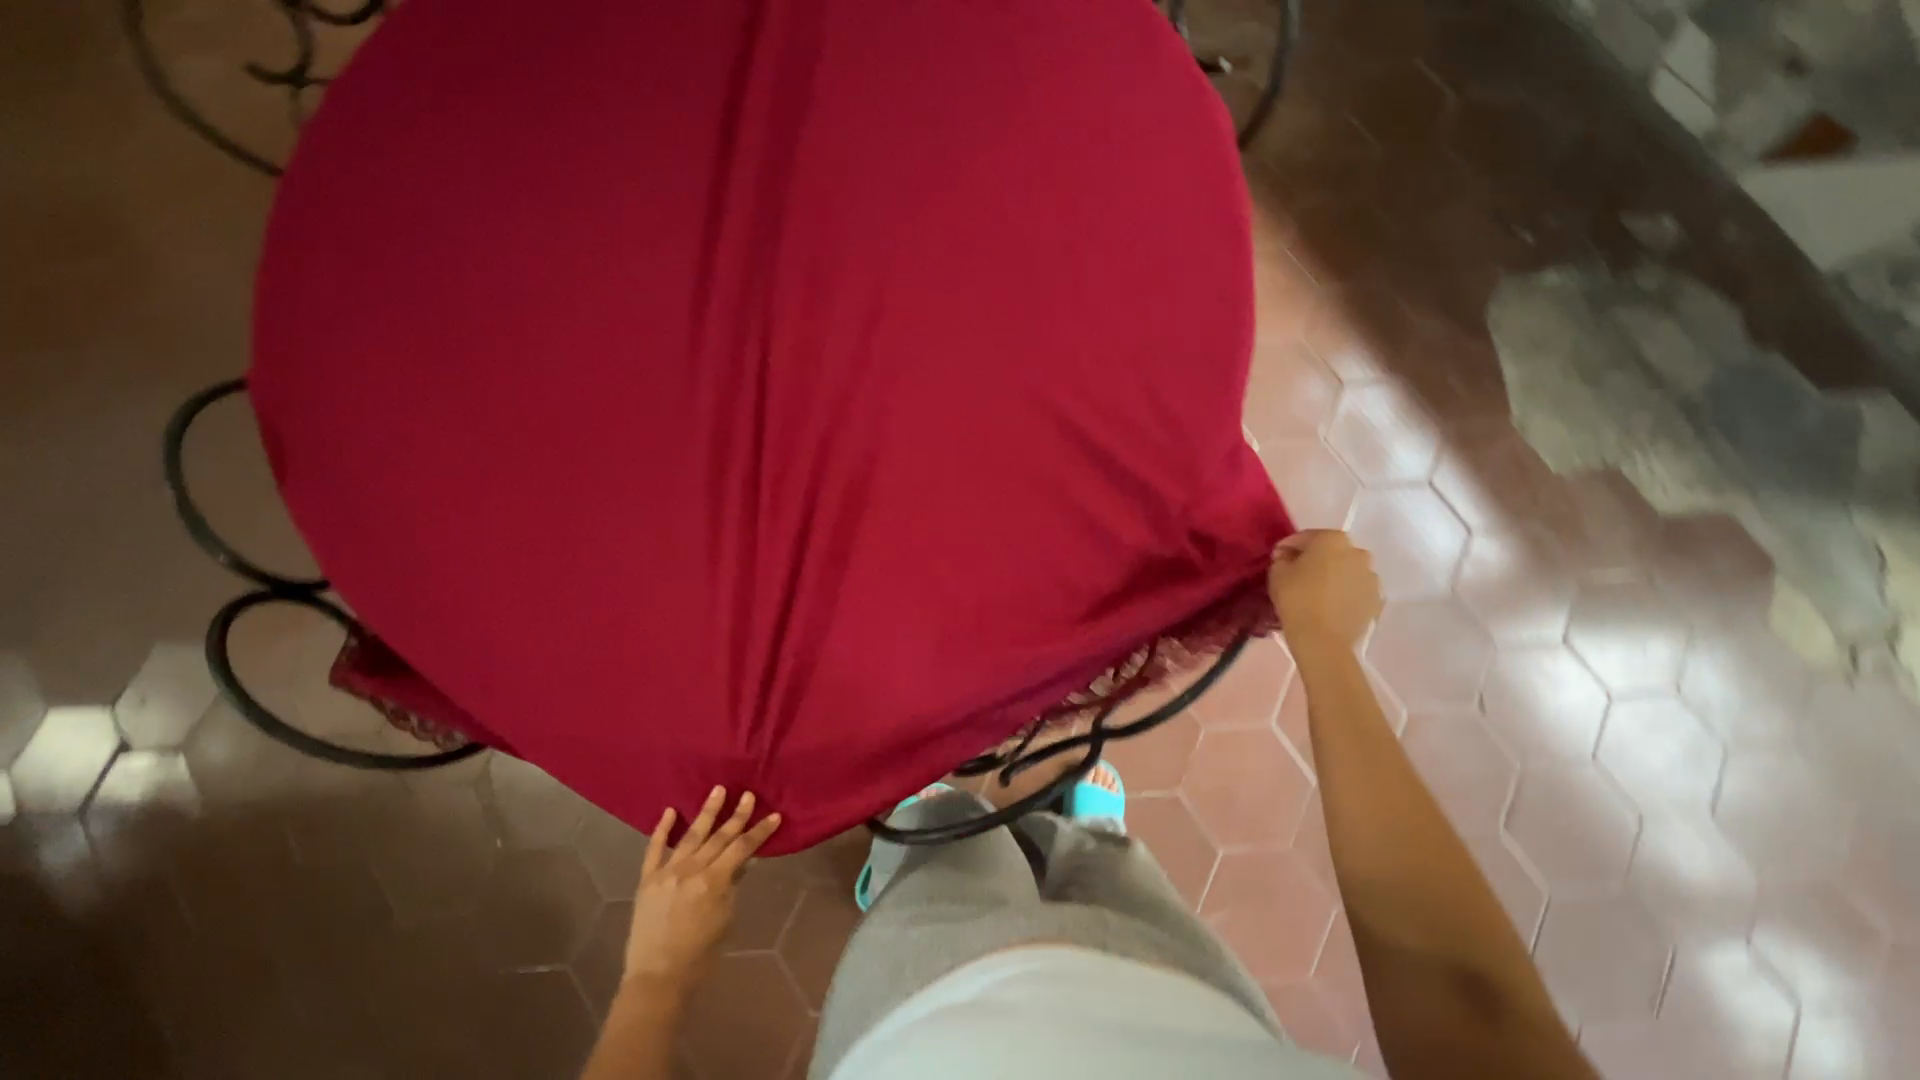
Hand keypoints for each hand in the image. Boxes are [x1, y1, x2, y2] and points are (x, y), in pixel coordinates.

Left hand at [623, 787, 781, 987]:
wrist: (658, 977)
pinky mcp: (647, 879)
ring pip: (690, 835)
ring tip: (717, 790)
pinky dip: (662, 829)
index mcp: (713, 882)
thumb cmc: (700, 955)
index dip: (759, 831)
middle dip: (736, 815)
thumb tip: (744, 862)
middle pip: (718, 836)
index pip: (742, 848)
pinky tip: (670, 811)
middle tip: (748, 795)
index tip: (774, 815)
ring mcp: (666, 872)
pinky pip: (654, 849)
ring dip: (706, 812)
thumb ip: (732, 886)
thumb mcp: (725, 919)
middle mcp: (690, 870)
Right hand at [1268, 530, 1381, 649]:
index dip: (1288, 547)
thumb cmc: (1297, 599)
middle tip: (1297, 575)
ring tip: (1316, 593)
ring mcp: (1371, 577)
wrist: (1323, 639)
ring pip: (1346, 571)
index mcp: (1333, 539)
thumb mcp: (1277, 573)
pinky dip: (1344, 594)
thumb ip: (1282, 558)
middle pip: (1330, 552)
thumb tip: (1288, 556)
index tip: (1277, 559)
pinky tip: (1330, 606)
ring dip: (1333, 576)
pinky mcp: (1376, 600)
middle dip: (1315, 560)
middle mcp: (1358, 552)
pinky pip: (1355, 591)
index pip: (1305, 537)